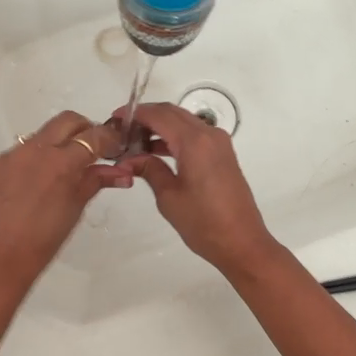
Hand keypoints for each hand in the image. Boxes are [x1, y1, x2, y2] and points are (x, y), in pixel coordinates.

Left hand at [0, 112, 128, 296]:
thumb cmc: (43, 242)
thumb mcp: (75, 209)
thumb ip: (95, 182)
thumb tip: (121, 172)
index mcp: (60, 162)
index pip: (94, 136)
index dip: (110, 138)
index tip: (116, 148)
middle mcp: (35, 150)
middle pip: (67, 121)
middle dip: (85, 130)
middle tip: (93, 151)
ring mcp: (12, 155)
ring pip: (42, 134)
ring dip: (59, 143)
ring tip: (64, 170)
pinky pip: (21, 152)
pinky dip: (36, 159)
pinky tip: (36, 185)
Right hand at [116, 102, 281, 276]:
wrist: (242, 242)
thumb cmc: (203, 223)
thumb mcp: (169, 197)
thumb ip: (149, 170)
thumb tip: (129, 159)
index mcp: (194, 142)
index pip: (159, 115)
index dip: (135, 113)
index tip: (114, 119)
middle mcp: (209, 135)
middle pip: (173, 113)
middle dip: (146, 118)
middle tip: (122, 132)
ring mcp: (219, 143)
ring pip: (184, 123)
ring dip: (160, 127)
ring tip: (135, 144)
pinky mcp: (223, 155)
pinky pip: (195, 136)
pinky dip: (175, 138)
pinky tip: (157, 153)